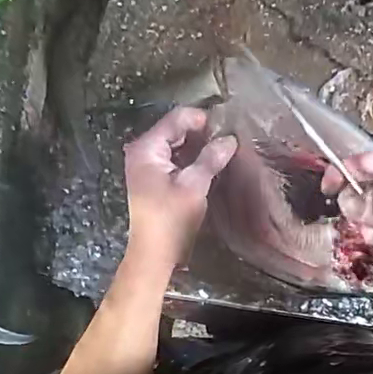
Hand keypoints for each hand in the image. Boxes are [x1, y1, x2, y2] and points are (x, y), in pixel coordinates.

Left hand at [123, 106, 237, 271]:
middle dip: (200, 133)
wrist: (154, 253)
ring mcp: (146, 166)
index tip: (227, 127)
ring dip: (197, 148)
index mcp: (147, 148)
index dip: (202, 120)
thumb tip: (230, 139)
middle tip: (227, 139)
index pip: (176, 119)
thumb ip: (210, 159)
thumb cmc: (171, 219)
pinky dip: (190, 160)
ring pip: (176, 146)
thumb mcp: (194, 186)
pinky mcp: (153, 180)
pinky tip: (209, 165)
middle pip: (174, 130)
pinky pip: (174, 160)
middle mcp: (142, 151)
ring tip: (222, 151)